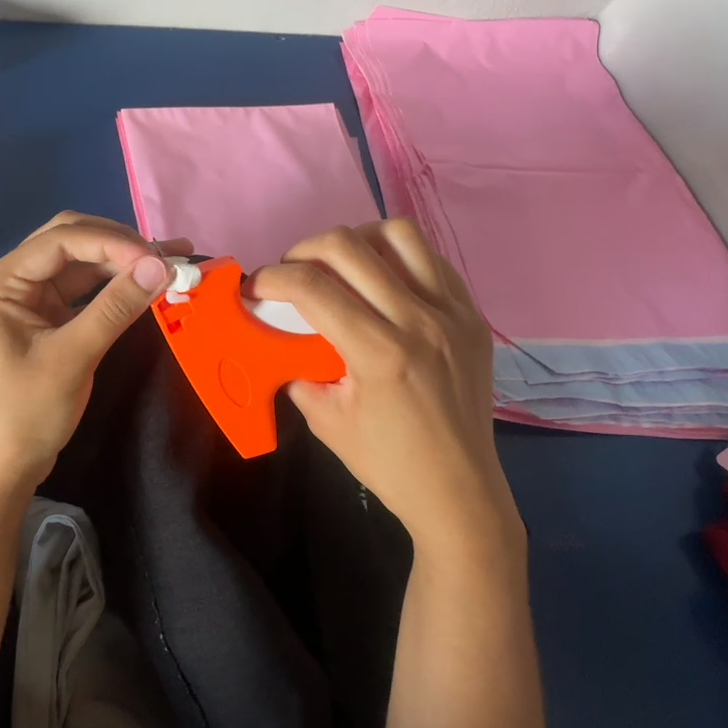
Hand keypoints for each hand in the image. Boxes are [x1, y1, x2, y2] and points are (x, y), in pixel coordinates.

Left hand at [0, 212, 185, 489]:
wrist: (3, 467)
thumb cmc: (25, 413)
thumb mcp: (73, 357)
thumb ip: (116, 307)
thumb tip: (161, 266)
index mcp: (0, 281)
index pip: (60, 240)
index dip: (111, 242)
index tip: (157, 259)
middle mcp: (9, 278)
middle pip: (68, 240)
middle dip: (117, 244)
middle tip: (165, 256)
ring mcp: (27, 296)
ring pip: (79, 262)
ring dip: (121, 261)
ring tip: (169, 262)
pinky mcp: (45, 315)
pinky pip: (82, 288)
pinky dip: (114, 284)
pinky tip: (147, 282)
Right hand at [247, 219, 519, 558]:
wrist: (459, 492)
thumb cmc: (387, 463)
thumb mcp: (325, 420)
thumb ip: (298, 367)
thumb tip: (281, 334)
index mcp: (379, 352)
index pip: (311, 287)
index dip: (271, 279)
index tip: (255, 288)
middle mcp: (419, 320)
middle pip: (347, 246)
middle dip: (301, 252)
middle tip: (290, 275)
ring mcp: (452, 313)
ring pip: (397, 234)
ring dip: (355, 241)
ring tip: (338, 266)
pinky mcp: (471, 315)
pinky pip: (430, 258)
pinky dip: (397, 257)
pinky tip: (380, 281)